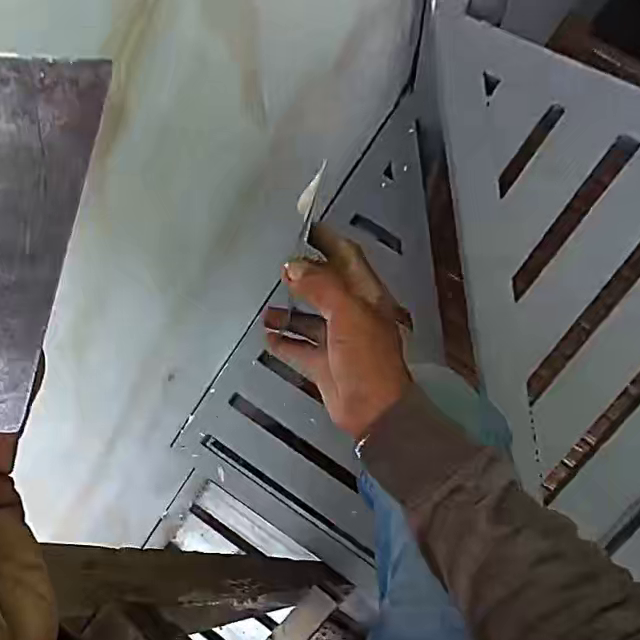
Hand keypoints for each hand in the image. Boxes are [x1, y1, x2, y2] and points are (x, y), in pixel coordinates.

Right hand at [262, 224, 414, 438]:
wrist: (371, 409)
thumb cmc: (370, 362)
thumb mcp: (347, 314)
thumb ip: (321, 287)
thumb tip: (295, 267)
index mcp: (367, 298)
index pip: (347, 259)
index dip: (328, 243)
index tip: (308, 230)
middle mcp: (353, 316)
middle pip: (325, 288)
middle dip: (303, 278)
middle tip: (280, 268)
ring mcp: (338, 342)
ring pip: (309, 320)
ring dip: (288, 313)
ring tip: (268, 309)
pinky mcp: (325, 365)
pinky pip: (300, 348)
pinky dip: (284, 342)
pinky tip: (269, 336)